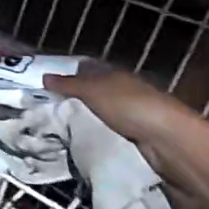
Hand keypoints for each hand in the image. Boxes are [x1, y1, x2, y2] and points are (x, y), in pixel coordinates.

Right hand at [45, 62, 193, 147]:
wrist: (168, 141)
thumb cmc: (129, 106)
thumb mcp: (92, 91)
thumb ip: (68, 84)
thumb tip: (44, 76)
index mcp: (115, 74)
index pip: (87, 68)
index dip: (66, 72)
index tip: (42, 82)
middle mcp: (123, 90)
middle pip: (91, 90)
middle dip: (70, 97)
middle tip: (40, 105)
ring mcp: (130, 113)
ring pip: (97, 110)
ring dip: (80, 116)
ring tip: (52, 123)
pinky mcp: (133, 134)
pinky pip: (104, 128)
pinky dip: (91, 131)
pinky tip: (75, 136)